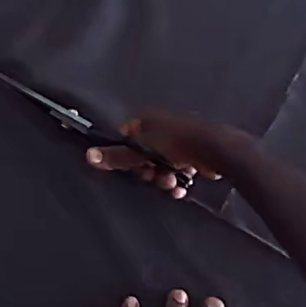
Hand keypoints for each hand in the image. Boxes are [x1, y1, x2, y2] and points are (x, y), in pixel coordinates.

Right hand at [86, 111, 266, 198]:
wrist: (218, 149)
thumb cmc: (177, 143)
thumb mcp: (143, 150)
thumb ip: (117, 156)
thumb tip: (88, 155)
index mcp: (146, 120)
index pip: (126, 140)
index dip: (127, 157)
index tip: (133, 168)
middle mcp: (160, 127)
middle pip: (143, 155)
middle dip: (148, 171)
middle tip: (155, 177)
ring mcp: (177, 140)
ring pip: (161, 165)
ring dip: (163, 178)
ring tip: (172, 184)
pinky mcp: (192, 153)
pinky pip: (177, 169)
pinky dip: (177, 179)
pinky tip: (181, 186)